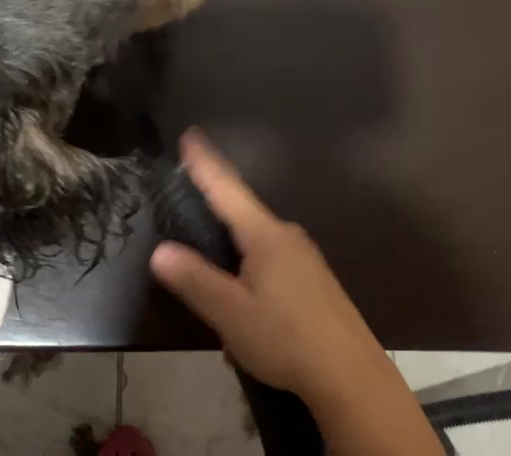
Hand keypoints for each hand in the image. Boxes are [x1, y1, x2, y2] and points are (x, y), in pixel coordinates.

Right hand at [148, 131, 396, 403]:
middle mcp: (286, 235)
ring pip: (256, 245)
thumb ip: (195, 280)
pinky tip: (248, 310)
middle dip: (214, 220)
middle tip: (186, 232)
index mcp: (263, 234)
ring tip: (215, 290)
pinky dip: (251, 273)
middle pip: (241, 216)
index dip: (205, 163)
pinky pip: (271, 263)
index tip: (190, 134)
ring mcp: (304, 257)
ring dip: (232, 258)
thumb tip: (160, 250)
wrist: (351, 375)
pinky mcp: (313, 280)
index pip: (227, 188)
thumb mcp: (230, 313)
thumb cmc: (285, 338)